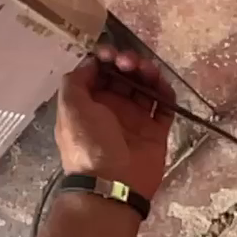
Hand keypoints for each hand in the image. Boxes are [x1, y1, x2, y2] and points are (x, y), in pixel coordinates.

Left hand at [55, 45, 174, 198]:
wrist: (113, 183)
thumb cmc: (88, 144)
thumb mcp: (70, 108)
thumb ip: (76, 81)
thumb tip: (91, 62)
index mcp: (89, 104)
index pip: (99, 73)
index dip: (105, 59)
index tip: (111, 53)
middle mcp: (111, 109)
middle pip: (123, 76)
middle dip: (127, 63)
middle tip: (130, 63)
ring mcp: (135, 120)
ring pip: (145, 87)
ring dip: (147, 74)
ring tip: (148, 71)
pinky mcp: (156, 131)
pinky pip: (164, 106)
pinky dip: (165, 93)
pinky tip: (162, 87)